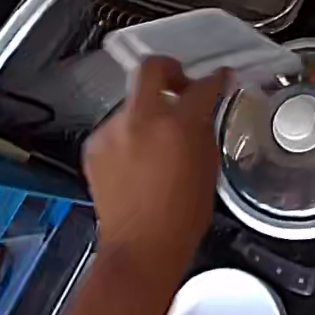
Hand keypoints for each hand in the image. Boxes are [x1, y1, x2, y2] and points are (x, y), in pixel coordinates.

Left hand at [82, 58, 227, 280]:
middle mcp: (141, 120)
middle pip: (152, 68)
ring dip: (149, 110)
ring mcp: (113, 132)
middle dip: (169, 69)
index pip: (202, 86)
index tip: (220, 78)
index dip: (216, 78)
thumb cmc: (182, 215)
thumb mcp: (209, 166)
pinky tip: (140, 157)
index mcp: (178, 125)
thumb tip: (203, 111)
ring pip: (133, 101)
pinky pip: (117, 126)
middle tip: (180, 82)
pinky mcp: (94, 146)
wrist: (142, 246)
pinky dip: (130, 132)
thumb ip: (204, 129)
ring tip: (159, 137)